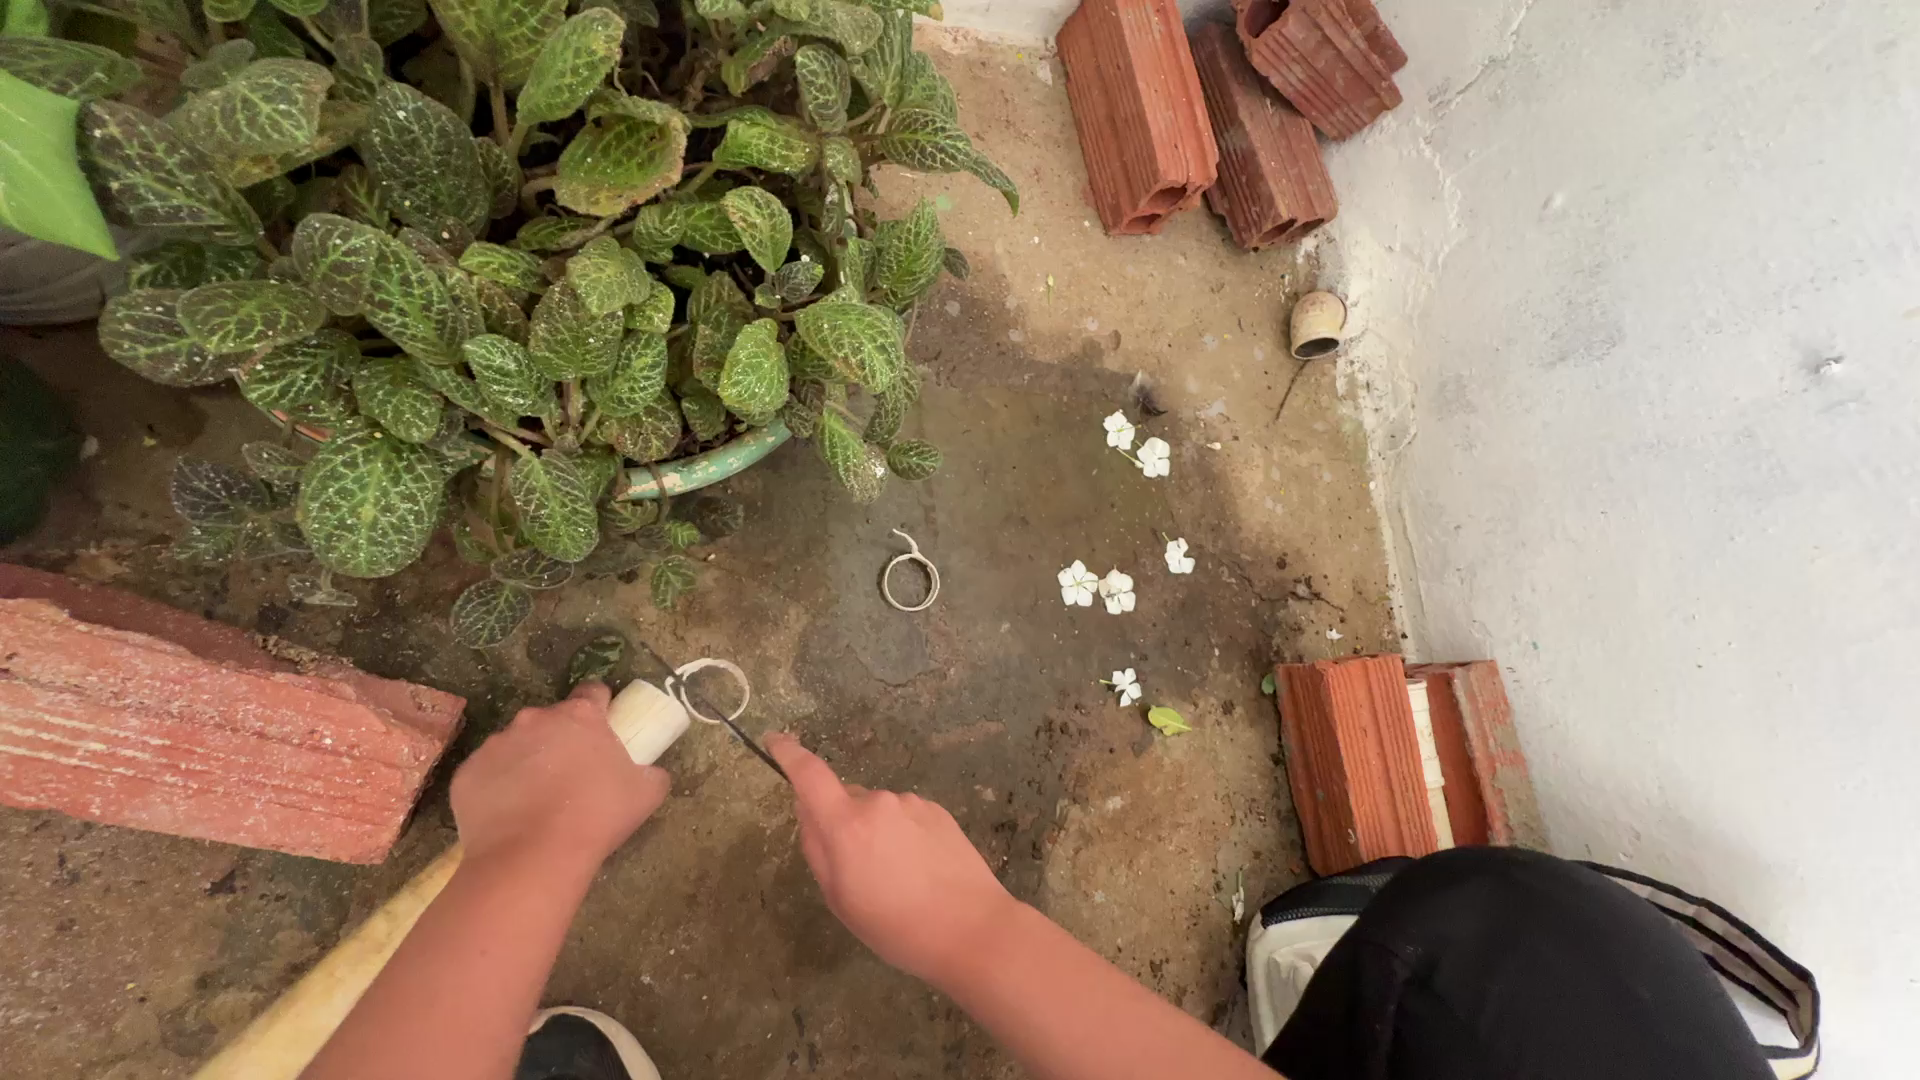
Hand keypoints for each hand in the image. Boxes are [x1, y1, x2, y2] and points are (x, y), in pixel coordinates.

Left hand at [450, 682, 671, 877]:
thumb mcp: (647, 792)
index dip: (600, 708)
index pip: (592, 692)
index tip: (603, 729)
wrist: (532, 858)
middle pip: (551, 719)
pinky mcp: (467, 773)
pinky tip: (510, 814)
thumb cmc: (596, 816)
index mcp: (581, 716)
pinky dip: (498, 786)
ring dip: (528, 760)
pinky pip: (487, 773)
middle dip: (561, 738)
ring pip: (516, 744)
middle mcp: (535, 720)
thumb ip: (652, 772)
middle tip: (572, 773)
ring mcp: (496, 745)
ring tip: (537, 798)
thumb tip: (650, 772)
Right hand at [767, 733, 1018, 984]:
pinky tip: (921, 870)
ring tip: (898, 880)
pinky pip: (905, 816)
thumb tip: (809, 812)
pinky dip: (903, 836)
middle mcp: (879, 802)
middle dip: (842, 824)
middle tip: (858, 873)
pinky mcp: (937, 810)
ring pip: (877, 811)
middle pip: (845, 800)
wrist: (971, 927)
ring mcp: (911, 803)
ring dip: (876, 833)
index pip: (809, 774)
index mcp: (847, 824)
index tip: (774, 739)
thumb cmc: (896, 927)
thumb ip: (817, 849)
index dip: (788, 753)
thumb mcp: (840, 899)